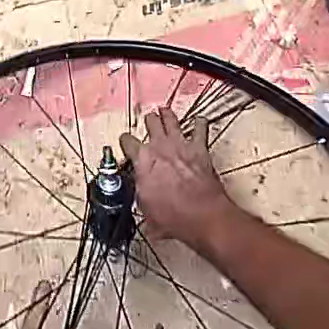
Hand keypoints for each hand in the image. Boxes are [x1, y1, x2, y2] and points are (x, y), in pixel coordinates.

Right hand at [119, 107, 239, 248]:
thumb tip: (140, 187)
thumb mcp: (144, 205)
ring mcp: (180, 143)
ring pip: (170, 118)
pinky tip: (199, 121)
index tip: (127, 144)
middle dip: (149, 121)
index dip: (126, 142)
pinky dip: (199, 123)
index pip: (127, 141)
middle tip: (148, 122)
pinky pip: (200, 127)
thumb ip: (140, 187)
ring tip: (164, 112)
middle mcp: (160, 145)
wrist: (202, 216)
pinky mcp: (199, 147)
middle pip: (150, 121)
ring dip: (166, 115)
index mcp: (142, 158)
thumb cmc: (174, 215)